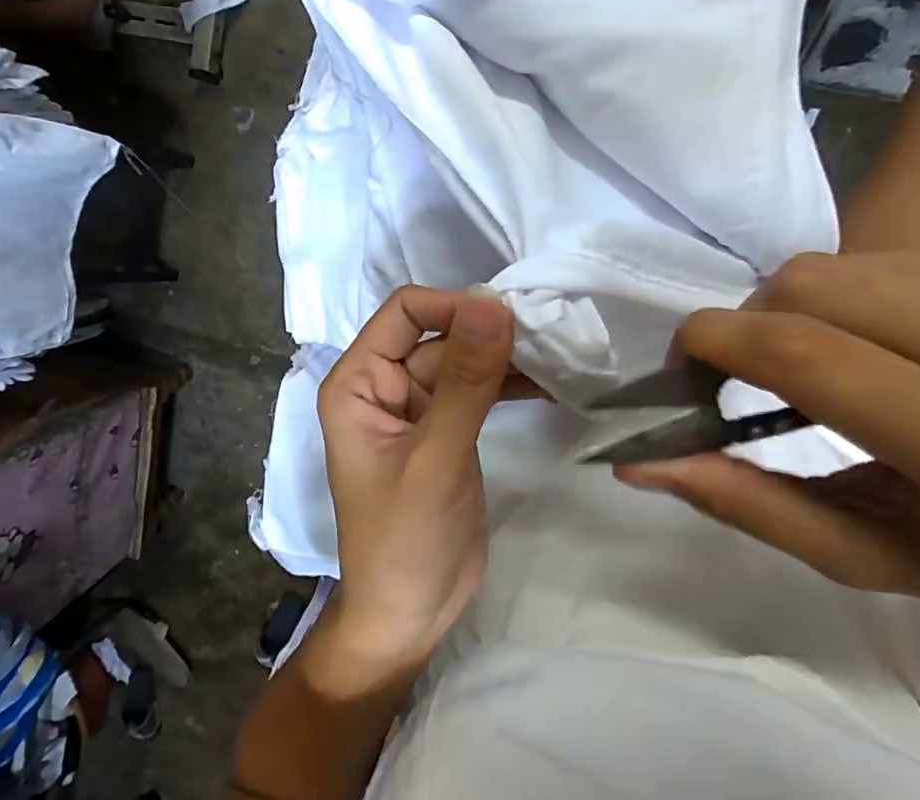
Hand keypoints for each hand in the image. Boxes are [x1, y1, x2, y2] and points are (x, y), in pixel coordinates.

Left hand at [316, 286, 516, 682]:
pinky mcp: (445, 431)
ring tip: (562, 357)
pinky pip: (476, 391)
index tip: (512, 320)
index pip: (403, 313)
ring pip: (463, 361)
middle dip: (490, 334)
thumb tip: (491, 303)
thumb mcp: (437, 457)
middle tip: (554, 336)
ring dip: (506, 358)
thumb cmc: (405, 540)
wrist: (408, 615)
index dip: (454, 306)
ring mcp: (416, 409)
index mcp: (357, 383)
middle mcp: (382, 386)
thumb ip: (465, 381)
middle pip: (439, 335)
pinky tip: (550, 384)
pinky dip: (508, 385)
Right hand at [616, 249, 919, 636]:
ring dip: (813, 309)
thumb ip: (754, 506)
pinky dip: (875, 297)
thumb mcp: (878, 561)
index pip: (821, 362)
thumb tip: (640, 463)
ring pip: (854, 267)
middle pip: (823, 289)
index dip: (723, 341)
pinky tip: (916, 341)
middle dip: (755, 318)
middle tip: (752, 367)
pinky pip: (910, 257)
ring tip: (845, 361)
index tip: (683, 358)